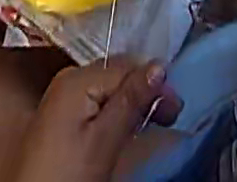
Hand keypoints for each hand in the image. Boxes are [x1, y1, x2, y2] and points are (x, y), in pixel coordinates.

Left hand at [9, 60, 180, 181]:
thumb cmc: (66, 177)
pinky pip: (98, 103)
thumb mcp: (104, 141)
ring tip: (153, 121)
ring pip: (111, 90)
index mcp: (77, 78)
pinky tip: (127, 126)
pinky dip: (117, 113)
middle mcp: (69, 80)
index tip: (175, 107)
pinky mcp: (61, 120)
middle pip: (119, 75)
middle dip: (146, 92)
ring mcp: (62, 100)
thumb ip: (131, 100)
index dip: (156, 83)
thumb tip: (160, 66)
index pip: (128, 66)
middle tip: (169, 116)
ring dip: (134, 103)